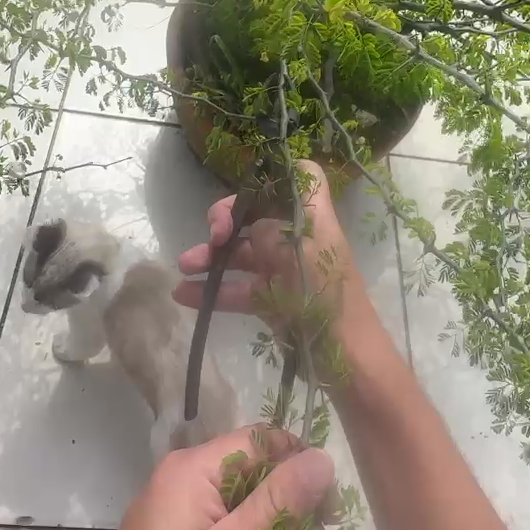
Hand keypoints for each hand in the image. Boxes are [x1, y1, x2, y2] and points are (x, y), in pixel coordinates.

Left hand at [118, 423, 334, 529]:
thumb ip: (277, 503)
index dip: (300, 464)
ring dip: (272, 525)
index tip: (329, 506)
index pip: (262, 440)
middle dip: (288, 505)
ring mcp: (175, 510)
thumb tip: (323, 457)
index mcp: (193, 466)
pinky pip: (220, 524)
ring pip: (241, 504)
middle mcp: (183, 477)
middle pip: (254, 474)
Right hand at [172, 160, 373, 335]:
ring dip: (212, 255)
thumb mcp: (297, 252)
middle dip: (228, 217)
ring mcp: (283, 269)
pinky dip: (212, 291)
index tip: (249, 184)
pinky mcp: (271, 300)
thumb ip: (267, 232)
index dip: (277, 172)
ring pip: (242, 252)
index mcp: (312, 217)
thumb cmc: (325, 293)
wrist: (345, 357)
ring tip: (184, 263)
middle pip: (258, 212)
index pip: (303, 177)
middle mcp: (296, 236)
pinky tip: (184, 295)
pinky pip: (237, 288)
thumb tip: (248, 231)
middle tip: (212, 232)